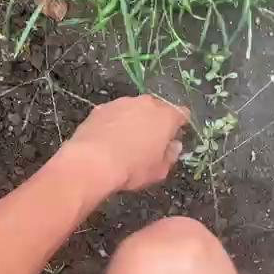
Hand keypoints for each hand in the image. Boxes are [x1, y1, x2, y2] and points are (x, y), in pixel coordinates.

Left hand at [55, 95, 189, 194]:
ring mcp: (122, 103)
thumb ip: (170, 156)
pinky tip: (108, 139)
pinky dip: (114, 122)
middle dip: (155, 121)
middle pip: (156, 108)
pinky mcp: (101, 108)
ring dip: (134, 120)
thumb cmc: (132, 168)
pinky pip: (114, 113)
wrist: (92, 161)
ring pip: (134, 109)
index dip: (179, 125)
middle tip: (150, 140)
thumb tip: (174, 146)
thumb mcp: (159, 170)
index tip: (174, 136)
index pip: (180, 114)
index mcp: (165, 117)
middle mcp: (146, 103)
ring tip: (126, 140)